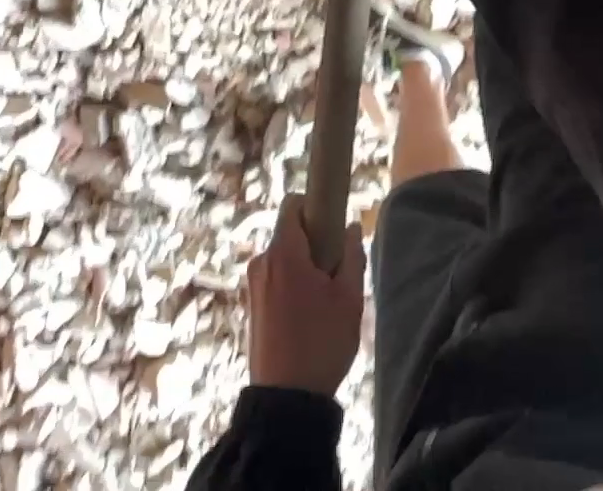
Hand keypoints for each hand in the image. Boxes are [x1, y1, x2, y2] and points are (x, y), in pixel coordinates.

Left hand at [246, 194, 366, 396]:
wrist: (286, 399)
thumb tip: (350, 228)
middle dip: (314, 242)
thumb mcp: (350, 299)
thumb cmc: (322, 343)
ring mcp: (253, 284)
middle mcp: (262, 262)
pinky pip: (275, 278)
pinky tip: (308, 316)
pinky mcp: (251, 304)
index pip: (293, 204)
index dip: (314, 205)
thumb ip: (352, 256)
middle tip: (337, 273)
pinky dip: (292, 285)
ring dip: (304, 267)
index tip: (333, 224)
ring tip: (325, 301)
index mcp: (285, 253)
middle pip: (290, 232)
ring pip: (284, 257)